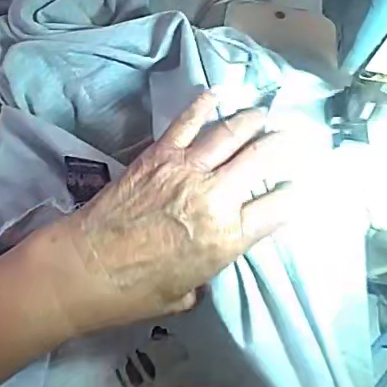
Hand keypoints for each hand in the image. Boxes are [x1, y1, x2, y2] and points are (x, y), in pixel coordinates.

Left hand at [31, 90, 302, 335]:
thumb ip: (210, 269)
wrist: (85, 267)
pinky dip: (206, 104)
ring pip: (232, 132)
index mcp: (227, 237)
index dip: (296, 192)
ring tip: (267, 115)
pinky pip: (188, 121)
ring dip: (254, 120)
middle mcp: (215, 197)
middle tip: (298, 137)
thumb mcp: (188, 292)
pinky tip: (221, 94)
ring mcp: (186, 169)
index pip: (279, 207)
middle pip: (264, 159)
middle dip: (287, 145)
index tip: (301, 184)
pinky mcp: (159, 154)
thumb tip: (211, 257)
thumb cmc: (135, 291)